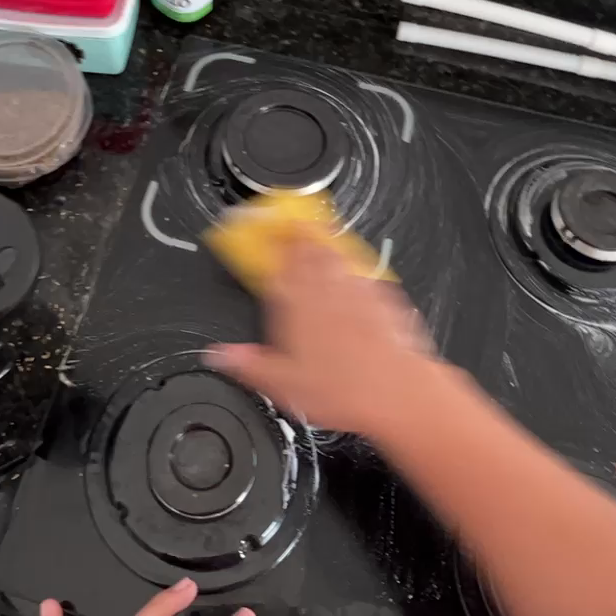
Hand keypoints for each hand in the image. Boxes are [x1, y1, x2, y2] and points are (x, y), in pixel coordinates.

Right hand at [211, 233, 449, 438]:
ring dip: (328, 243)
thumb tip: (219, 356)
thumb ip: (248, 365)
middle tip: (293, 222)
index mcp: (296, 306)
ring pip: (339, 259)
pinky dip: (357, 269)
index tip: (265, 230)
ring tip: (321, 232)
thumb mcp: (280, 384)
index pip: (280, 264)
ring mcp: (358, 294)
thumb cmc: (342, 390)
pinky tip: (357, 271)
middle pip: (311, 254)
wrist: (397, 392)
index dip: (272, 243)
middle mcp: (327, 293)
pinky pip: (367, 276)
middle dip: (300, 235)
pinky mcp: (385, 303)